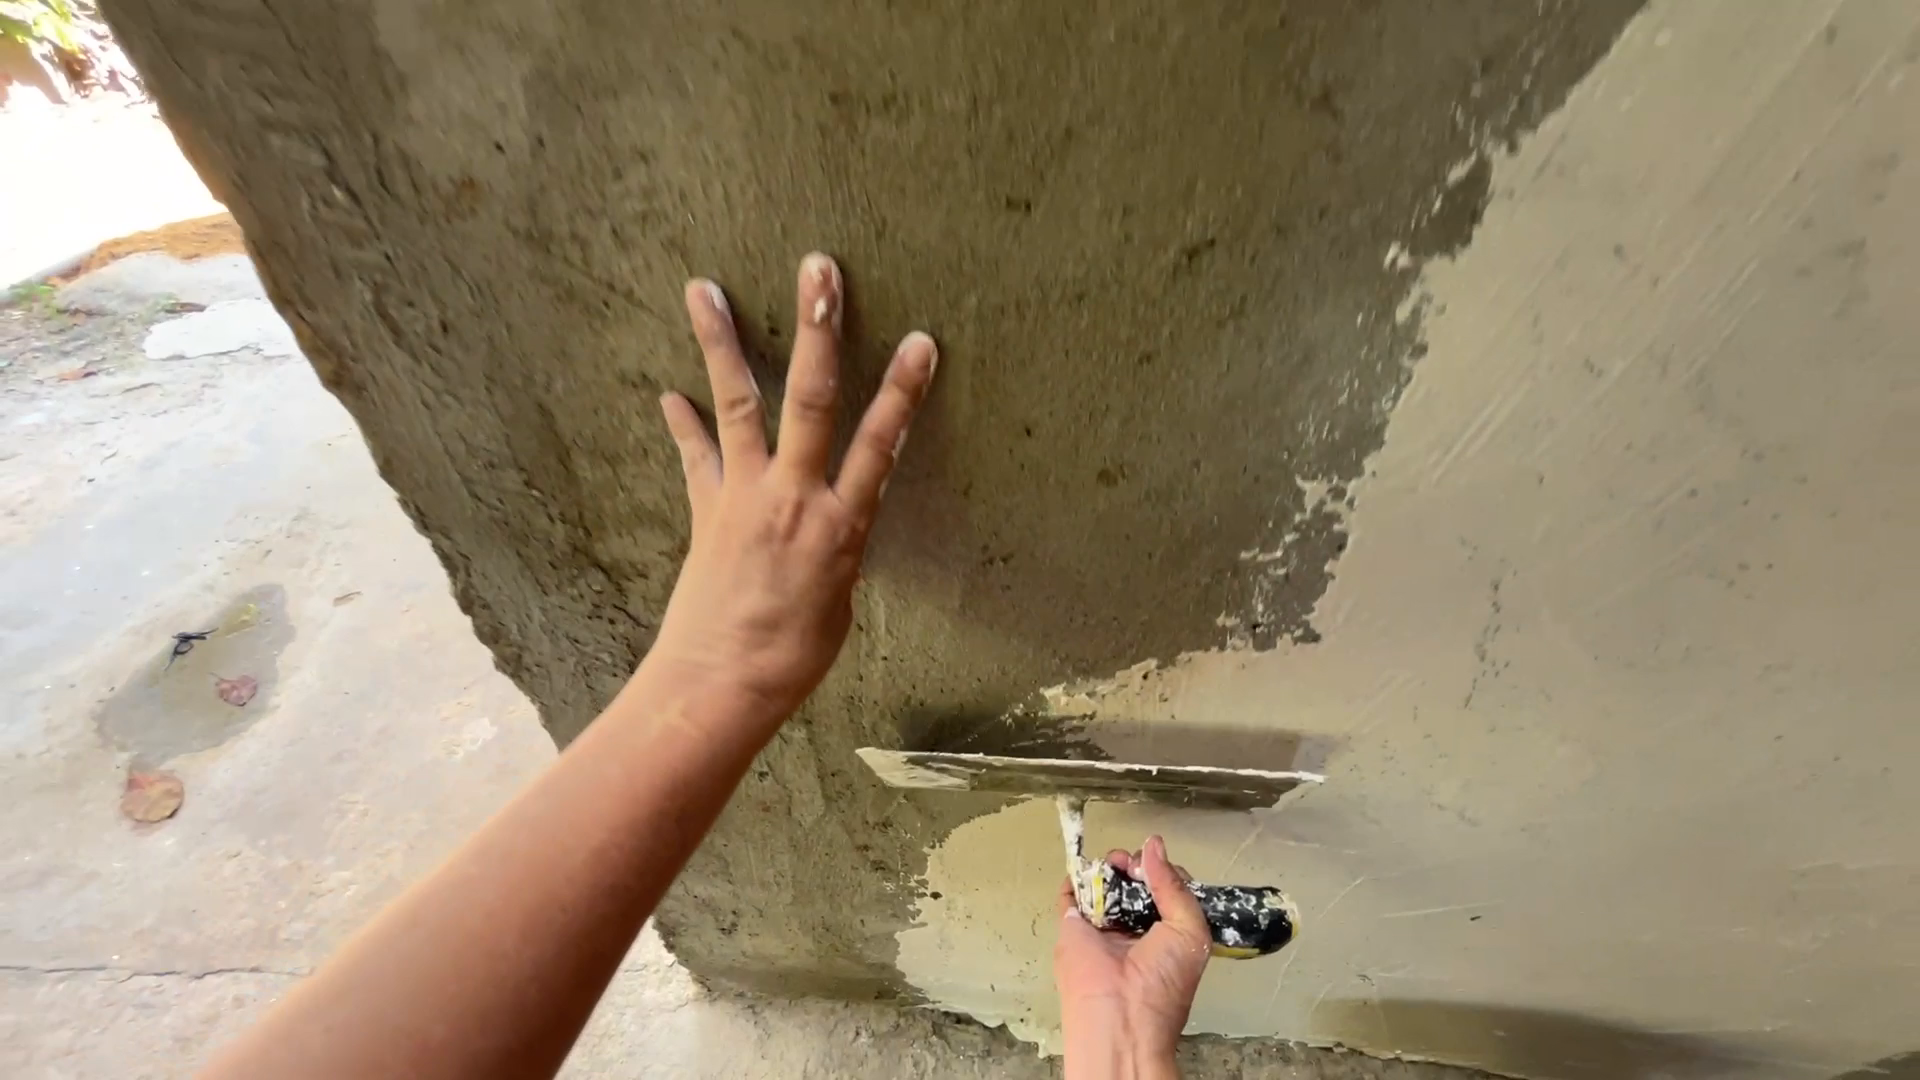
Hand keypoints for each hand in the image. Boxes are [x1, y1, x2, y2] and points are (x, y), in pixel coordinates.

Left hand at [647, 253, 937, 711]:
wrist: (721, 686)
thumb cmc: (795, 657)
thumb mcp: (841, 601)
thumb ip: (840, 547)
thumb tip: (835, 525)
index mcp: (841, 526)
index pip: (881, 446)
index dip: (903, 393)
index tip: (921, 342)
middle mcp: (793, 498)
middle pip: (811, 400)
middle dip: (819, 331)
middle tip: (818, 270)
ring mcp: (744, 497)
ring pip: (737, 406)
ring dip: (723, 345)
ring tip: (704, 288)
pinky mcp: (708, 511)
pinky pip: (696, 458)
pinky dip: (684, 424)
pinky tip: (669, 392)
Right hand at [1055, 836, 1209, 1079]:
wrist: (1118, 1018)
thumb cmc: (1162, 981)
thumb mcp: (1189, 933)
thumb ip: (1175, 886)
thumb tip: (1154, 844)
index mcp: (1165, 932)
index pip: (1165, 888)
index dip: (1163, 870)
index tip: (1157, 864)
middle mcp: (1134, 927)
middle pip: (1133, 882)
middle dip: (1134, 864)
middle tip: (1132, 863)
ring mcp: (1102, 925)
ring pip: (1104, 883)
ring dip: (1108, 866)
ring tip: (1113, 863)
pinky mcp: (1072, 926)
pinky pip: (1070, 894)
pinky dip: (1074, 877)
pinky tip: (1085, 868)